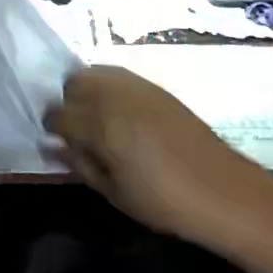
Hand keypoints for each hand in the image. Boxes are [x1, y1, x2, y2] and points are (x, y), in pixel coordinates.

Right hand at [45, 66, 272, 245]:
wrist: (220, 188)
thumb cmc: (163, 201)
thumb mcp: (113, 192)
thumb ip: (80, 164)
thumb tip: (55, 147)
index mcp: (100, 124)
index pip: (58, 113)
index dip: (52, 127)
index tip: (56, 141)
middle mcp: (115, 95)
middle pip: (74, 82)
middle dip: (68, 102)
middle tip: (77, 129)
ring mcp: (139, 86)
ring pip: (96, 72)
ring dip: (88, 90)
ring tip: (98, 119)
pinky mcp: (158, 87)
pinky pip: (120, 75)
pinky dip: (110, 87)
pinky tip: (121, 113)